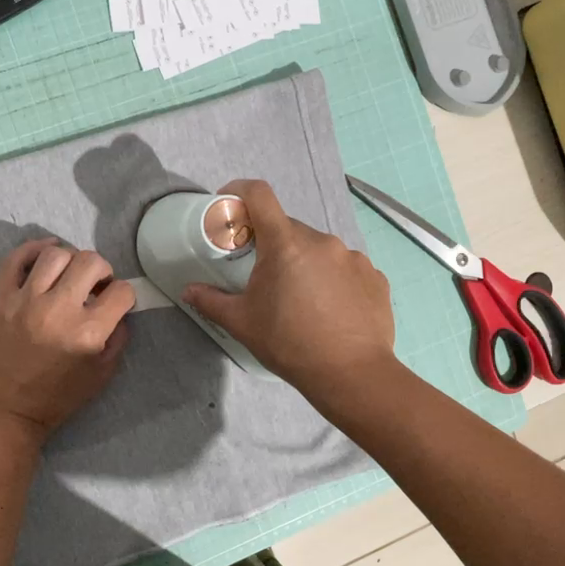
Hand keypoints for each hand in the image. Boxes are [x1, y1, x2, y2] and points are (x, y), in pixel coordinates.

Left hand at [0, 239, 134, 436]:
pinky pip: (15, 259)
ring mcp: (25, 301)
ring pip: (55, 254)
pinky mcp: (0, 300)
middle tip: (94, 285)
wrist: (7, 410)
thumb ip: (117, 338)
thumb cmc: (57, 398)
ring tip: (67, 274)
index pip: (121, 291)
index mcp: (87, 333)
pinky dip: (32, 249)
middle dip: (101, 270)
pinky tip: (45, 254)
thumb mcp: (101, 375)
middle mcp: (58, 310)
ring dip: (69, 259)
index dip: (124, 295)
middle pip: (90, 261)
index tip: (115, 301)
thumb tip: (119, 308)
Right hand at [183, 180, 398, 401]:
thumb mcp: (242, 323)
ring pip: (319, 250)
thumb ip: (211, 301)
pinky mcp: (375, 277)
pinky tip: (330, 311)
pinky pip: (345, 269)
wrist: (351, 374)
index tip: (229, 204)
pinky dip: (333, 281)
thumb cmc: (289, 344)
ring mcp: (353, 258)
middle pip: (288, 229)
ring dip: (304, 265)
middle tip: (263, 278)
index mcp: (285, 244)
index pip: (260, 195)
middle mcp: (322, 241)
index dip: (240, 191)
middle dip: (272, 246)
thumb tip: (189, 291)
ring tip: (301, 301)